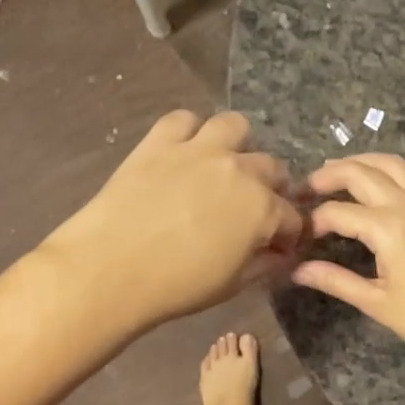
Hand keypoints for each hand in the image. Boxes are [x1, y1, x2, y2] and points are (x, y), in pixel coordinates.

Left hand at [35, 110, 302, 329]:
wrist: (111, 269)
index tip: (278, 247)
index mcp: (264, 209)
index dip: (289, 235)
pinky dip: (191, 132)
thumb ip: (266, 264)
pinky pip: (184, 119)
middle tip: (254, 209)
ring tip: (227, 167)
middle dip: (272, 189)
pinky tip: (186, 153)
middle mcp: (240, 171)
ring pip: (236, 127)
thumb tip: (279, 254)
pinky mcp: (160, 142)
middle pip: (273, 168)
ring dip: (239, 146)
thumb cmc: (181, 285)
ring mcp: (199, 150)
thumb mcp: (236, 284)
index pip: (293, 218)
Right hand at [292, 155, 404, 369]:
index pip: (337, 212)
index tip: (300, 234)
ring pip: (393, 165)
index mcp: (387, 227)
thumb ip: (336, 281)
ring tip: (342, 173)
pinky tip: (387, 186)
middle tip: (309, 187)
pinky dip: (397, 174)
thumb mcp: (376, 302)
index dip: (314, 220)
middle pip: (361, 172)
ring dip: (364, 163)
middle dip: (330, 175)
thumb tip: (298, 271)